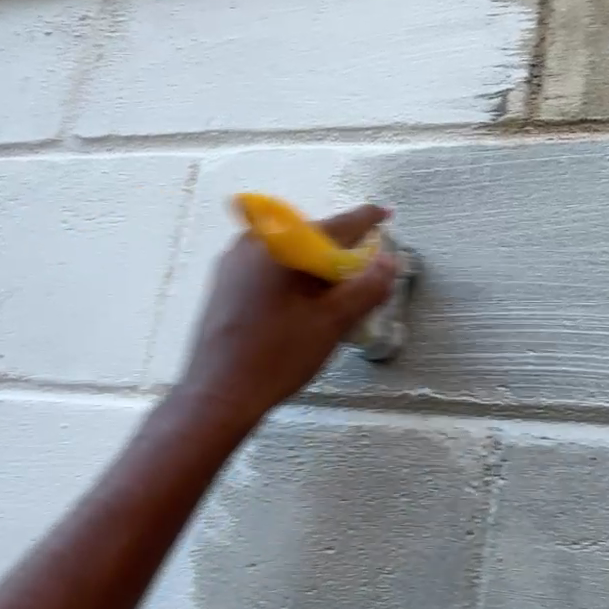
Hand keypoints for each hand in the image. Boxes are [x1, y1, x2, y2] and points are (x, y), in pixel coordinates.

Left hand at [175, 203, 397, 424]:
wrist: (219, 394)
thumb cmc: (277, 356)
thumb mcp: (332, 323)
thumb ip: (366, 288)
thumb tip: (389, 261)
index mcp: (279, 246)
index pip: (334, 226)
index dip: (365, 221)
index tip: (386, 214)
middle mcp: (251, 244)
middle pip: (309, 238)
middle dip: (340, 250)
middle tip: (365, 269)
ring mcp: (232, 263)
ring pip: (289, 255)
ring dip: (317, 267)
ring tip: (338, 293)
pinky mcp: (225, 285)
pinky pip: (270, 269)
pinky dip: (295, 278)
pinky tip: (306, 305)